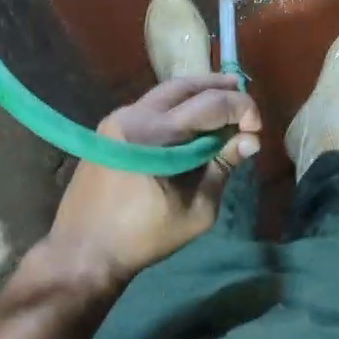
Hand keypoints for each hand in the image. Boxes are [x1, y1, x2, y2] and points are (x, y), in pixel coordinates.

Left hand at [46, 75, 260, 289]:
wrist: (82, 252)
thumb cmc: (142, 238)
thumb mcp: (196, 210)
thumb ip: (222, 168)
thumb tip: (250, 140)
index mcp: (153, 134)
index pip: (208, 104)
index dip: (240, 108)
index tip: (256, 129)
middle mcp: (132, 115)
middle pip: (185, 86)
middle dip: (219, 89)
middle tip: (245, 97)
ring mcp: (117, 119)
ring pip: (166, 92)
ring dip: (197, 94)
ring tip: (225, 103)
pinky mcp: (110, 129)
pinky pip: (151, 107)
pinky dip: (177, 107)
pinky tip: (193, 122)